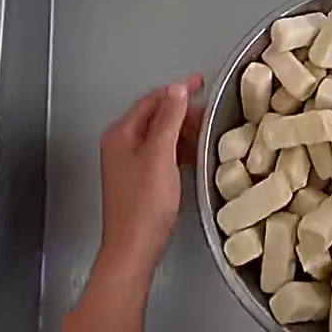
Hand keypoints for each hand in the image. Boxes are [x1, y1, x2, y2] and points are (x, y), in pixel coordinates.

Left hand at [96, 75, 202, 278]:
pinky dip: (180, 148)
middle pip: (155, 115)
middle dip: (183, 111)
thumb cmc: (145, 203)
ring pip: (161, 134)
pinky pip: (163, 152)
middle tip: (210, 112)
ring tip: (208, 131)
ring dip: (183, 130)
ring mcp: (130, 162)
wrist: (134, 248)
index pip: (152, 100)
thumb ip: (169, 119)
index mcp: (121, 134)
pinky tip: (196, 153)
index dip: (177, 90)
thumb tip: (177, 89)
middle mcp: (122, 144)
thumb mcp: (160, 155)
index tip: (202, 82)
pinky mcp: (141, 177)